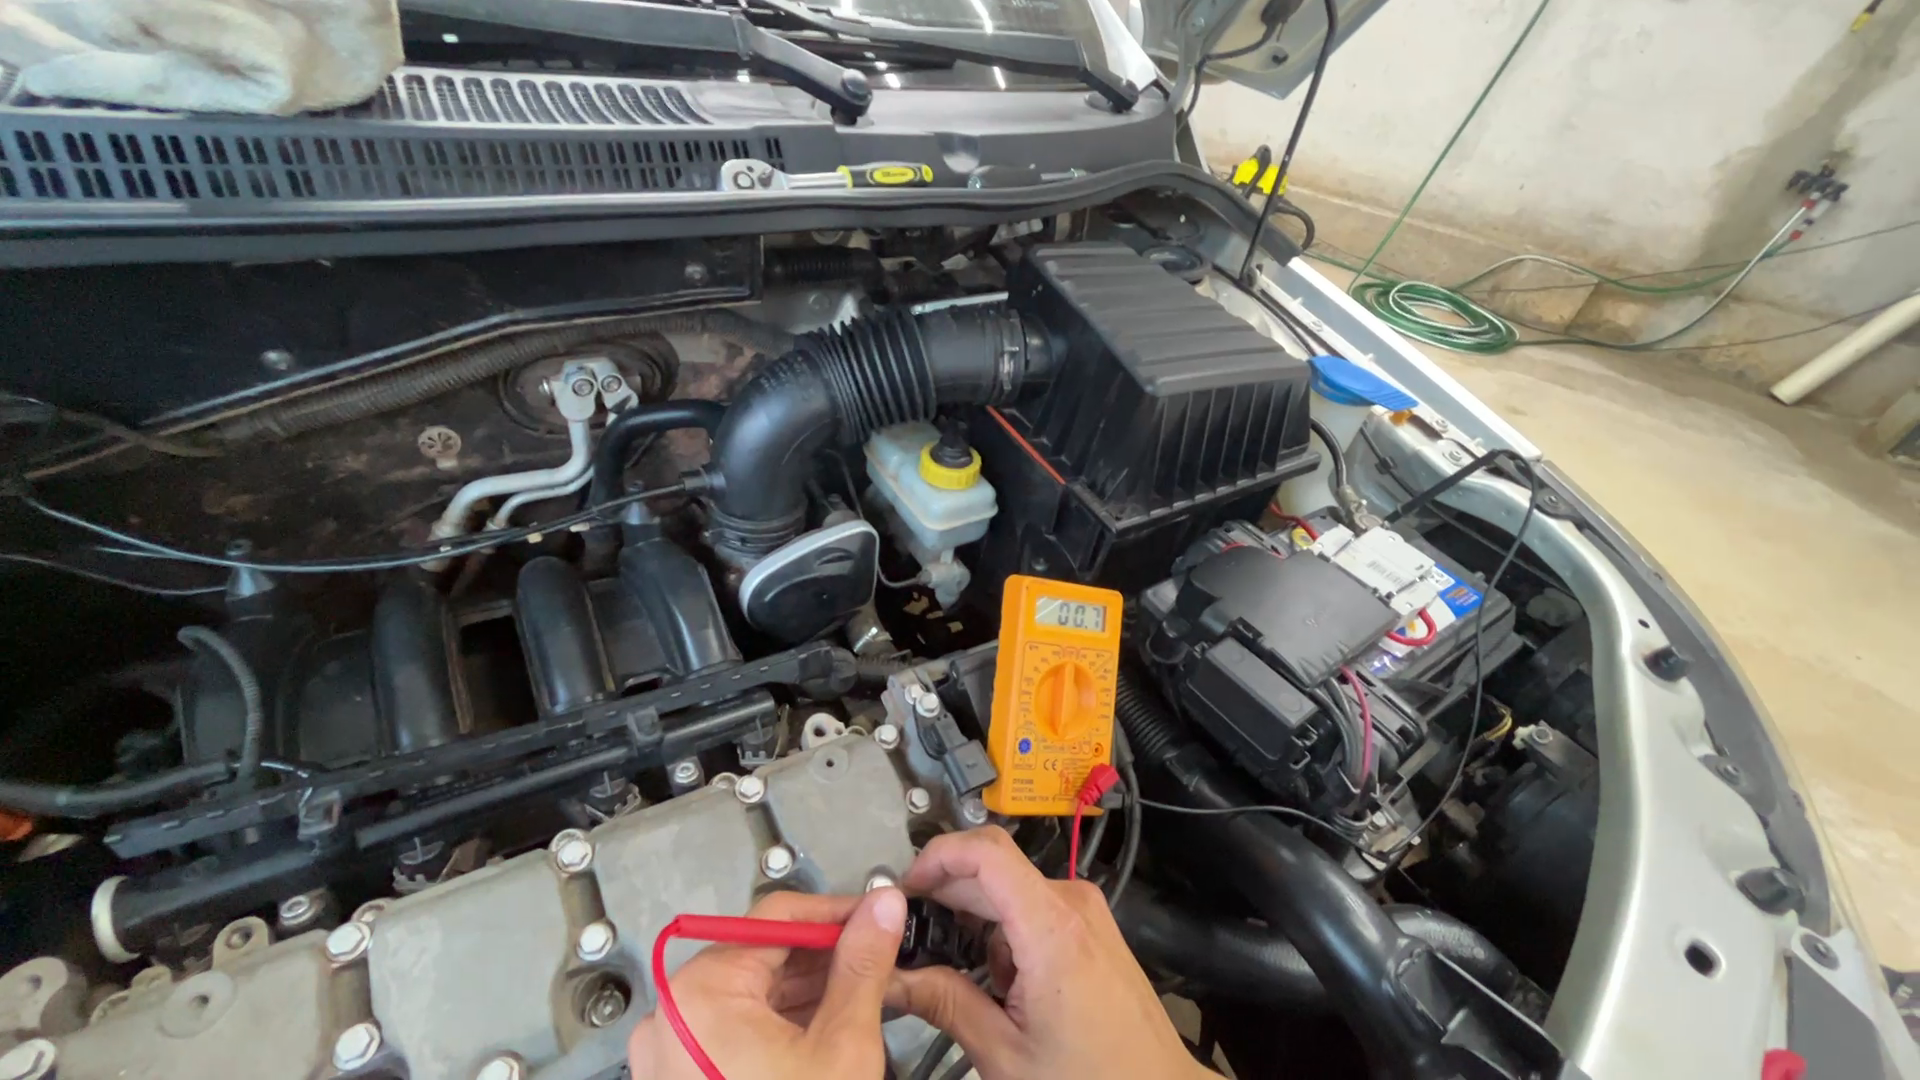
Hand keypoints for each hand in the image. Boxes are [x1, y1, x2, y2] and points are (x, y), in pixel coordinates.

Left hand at [628, 887, 907, 1079]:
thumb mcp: (843, 1045)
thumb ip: (863, 962)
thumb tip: (884, 903)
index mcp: (700, 993)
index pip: (777, 918)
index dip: (835, 911)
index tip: (877, 913)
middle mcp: (669, 1016)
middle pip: (761, 955)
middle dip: (825, 955)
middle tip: (877, 954)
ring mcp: (667, 1055)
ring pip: (750, 994)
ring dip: (807, 989)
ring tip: (861, 992)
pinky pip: (734, 1029)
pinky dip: (781, 1022)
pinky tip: (826, 1027)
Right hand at [889, 827, 1207, 1079]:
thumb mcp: (1005, 1054)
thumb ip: (945, 1003)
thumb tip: (891, 976)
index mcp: (1051, 927)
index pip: (986, 851)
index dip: (938, 855)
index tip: (905, 888)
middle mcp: (1071, 901)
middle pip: (992, 868)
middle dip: (944, 893)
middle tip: (909, 935)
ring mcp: (1085, 909)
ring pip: (1009, 887)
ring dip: (973, 915)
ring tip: (951, 968)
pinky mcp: (1090, 922)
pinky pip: (1032, 904)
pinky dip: (1002, 927)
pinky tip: (996, 977)